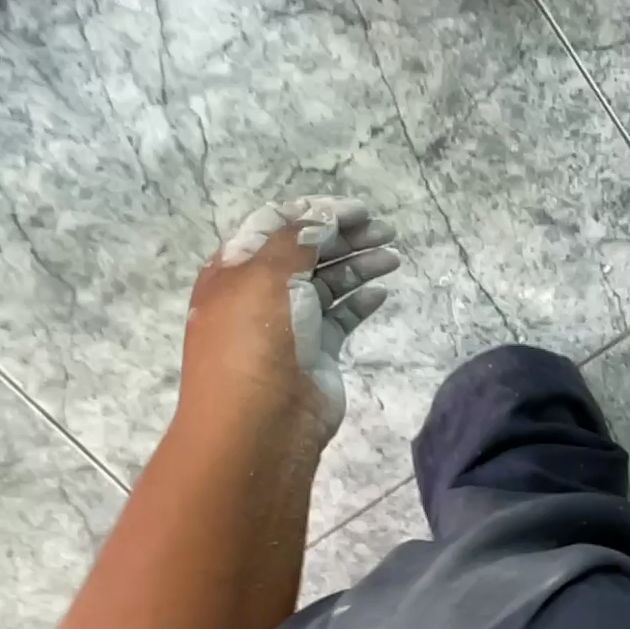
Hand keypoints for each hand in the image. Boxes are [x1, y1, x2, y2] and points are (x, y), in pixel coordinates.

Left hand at [179, 197, 399, 456]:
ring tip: (393, 258)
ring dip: (360, 264)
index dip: (314, 212)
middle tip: (386, 230)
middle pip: (306, 252)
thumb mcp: (269, 277)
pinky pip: (342, 315)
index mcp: (237, 270)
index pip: (274, 226)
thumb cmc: (257, 341)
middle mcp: (261, 292)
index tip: (357, 210)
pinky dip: (362, 300)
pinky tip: (381, 293)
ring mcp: (290, 322)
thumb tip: (323, 218)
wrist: (263, 418)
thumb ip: (297, 240)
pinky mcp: (317, 348)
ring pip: (328, 282)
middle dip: (344, 236)